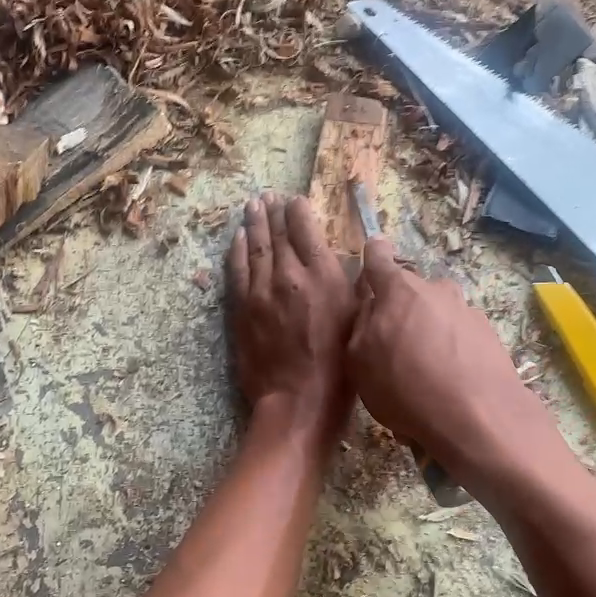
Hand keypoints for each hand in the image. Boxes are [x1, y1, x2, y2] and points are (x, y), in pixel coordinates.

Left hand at [226, 192, 356, 432]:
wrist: (298, 401)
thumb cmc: (340, 367)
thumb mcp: (359, 320)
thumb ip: (355, 285)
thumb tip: (355, 261)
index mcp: (323, 275)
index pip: (306, 229)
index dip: (299, 210)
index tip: (295, 199)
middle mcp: (289, 276)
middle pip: (278, 233)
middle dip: (273, 211)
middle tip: (269, 195)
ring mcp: (261, 292)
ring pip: (255, 248)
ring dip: (253, 224)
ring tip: (252, 206)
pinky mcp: (242, 310)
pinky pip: (237, 271)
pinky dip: (237, 251)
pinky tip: (237, 239)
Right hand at [347, 239, 572, 492]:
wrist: (479, 416)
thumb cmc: (405, 386)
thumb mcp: (359, 361)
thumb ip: (360, 324)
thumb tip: (370, 307)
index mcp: (398, 289)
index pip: (378, 255)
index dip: (372, 257)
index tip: (370, 268)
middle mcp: (435, 289)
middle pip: (411, 290)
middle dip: (401, 310)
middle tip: (393, 347)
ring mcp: (466, 310)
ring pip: (438, 314)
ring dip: (428, 333)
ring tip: (424, 374)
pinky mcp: (489, 334)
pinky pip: (460, 336)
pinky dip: (452, 352)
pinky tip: (449, 385)